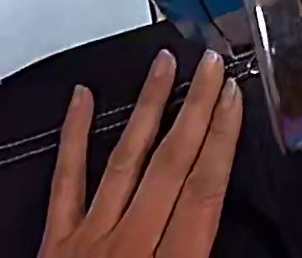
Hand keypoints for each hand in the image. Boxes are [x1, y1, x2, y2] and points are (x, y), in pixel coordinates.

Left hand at [38, 48, 243, 257]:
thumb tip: (248, 240)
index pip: (203, 191)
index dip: (222, 138)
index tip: (234, 95)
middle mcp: (126, 251)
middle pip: (170, 165)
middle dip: (195, 108)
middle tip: (211, 61)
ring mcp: (85, 246)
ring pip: (125, 160)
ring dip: (148, 107)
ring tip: (164, 63)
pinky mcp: (52, 249)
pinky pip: (64, 184)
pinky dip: (71, 138)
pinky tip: (80, 99)